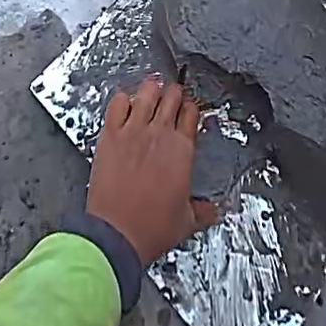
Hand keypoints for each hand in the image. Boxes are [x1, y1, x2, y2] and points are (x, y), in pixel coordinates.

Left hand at [87, 75, 210, 263]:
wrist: (116, 236)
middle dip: (173, 94)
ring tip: (151, 91)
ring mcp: (135, 131)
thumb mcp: (185, 220)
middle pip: (172, 96)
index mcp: (183, 149)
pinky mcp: (111, 135)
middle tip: (170, 98)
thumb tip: (214, 211)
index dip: (189, 108)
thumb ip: (202, 210)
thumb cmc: (151, 228)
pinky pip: (117, 103)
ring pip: (148, 92)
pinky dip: (122, 99)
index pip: (191, 112)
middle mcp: (161, 134)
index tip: (186, 111)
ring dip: (151, 89)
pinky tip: (124, 104)